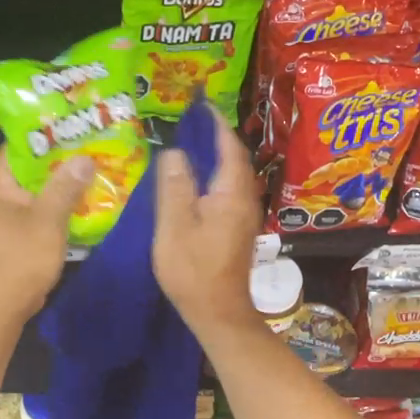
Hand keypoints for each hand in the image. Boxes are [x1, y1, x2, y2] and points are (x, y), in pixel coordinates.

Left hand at [0, 148, 92, 321]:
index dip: (46, 136)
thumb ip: (65, 186)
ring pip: (32, 190)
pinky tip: (81, 201)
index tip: (76, 128)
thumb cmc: (21, 260)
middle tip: (91, 148)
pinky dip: (54, 204)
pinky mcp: (10, 232)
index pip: (17, 147)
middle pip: (26, 167)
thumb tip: (84, 158)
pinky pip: (33, 209)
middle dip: (59, 161)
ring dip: (59, 184)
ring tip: (92, 170)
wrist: (2, 309)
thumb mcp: (48, 220)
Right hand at [154, 106, 262, 335]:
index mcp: (231, 194)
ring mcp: (244, 217)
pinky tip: (196, 181)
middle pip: (234, 159)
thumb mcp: (174, 227)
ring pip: (232, 176)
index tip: (201, 104)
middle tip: (193, 121)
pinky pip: (228, 191)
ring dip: (216, 157)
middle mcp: (244, 200)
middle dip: (217, 137)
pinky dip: (215, 176)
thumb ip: (174, 186)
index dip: (216, 124)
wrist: (218, 314)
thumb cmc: (193, 271)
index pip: (228, 147)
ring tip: (192, 144)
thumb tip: (176, 152)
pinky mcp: (237, 230)